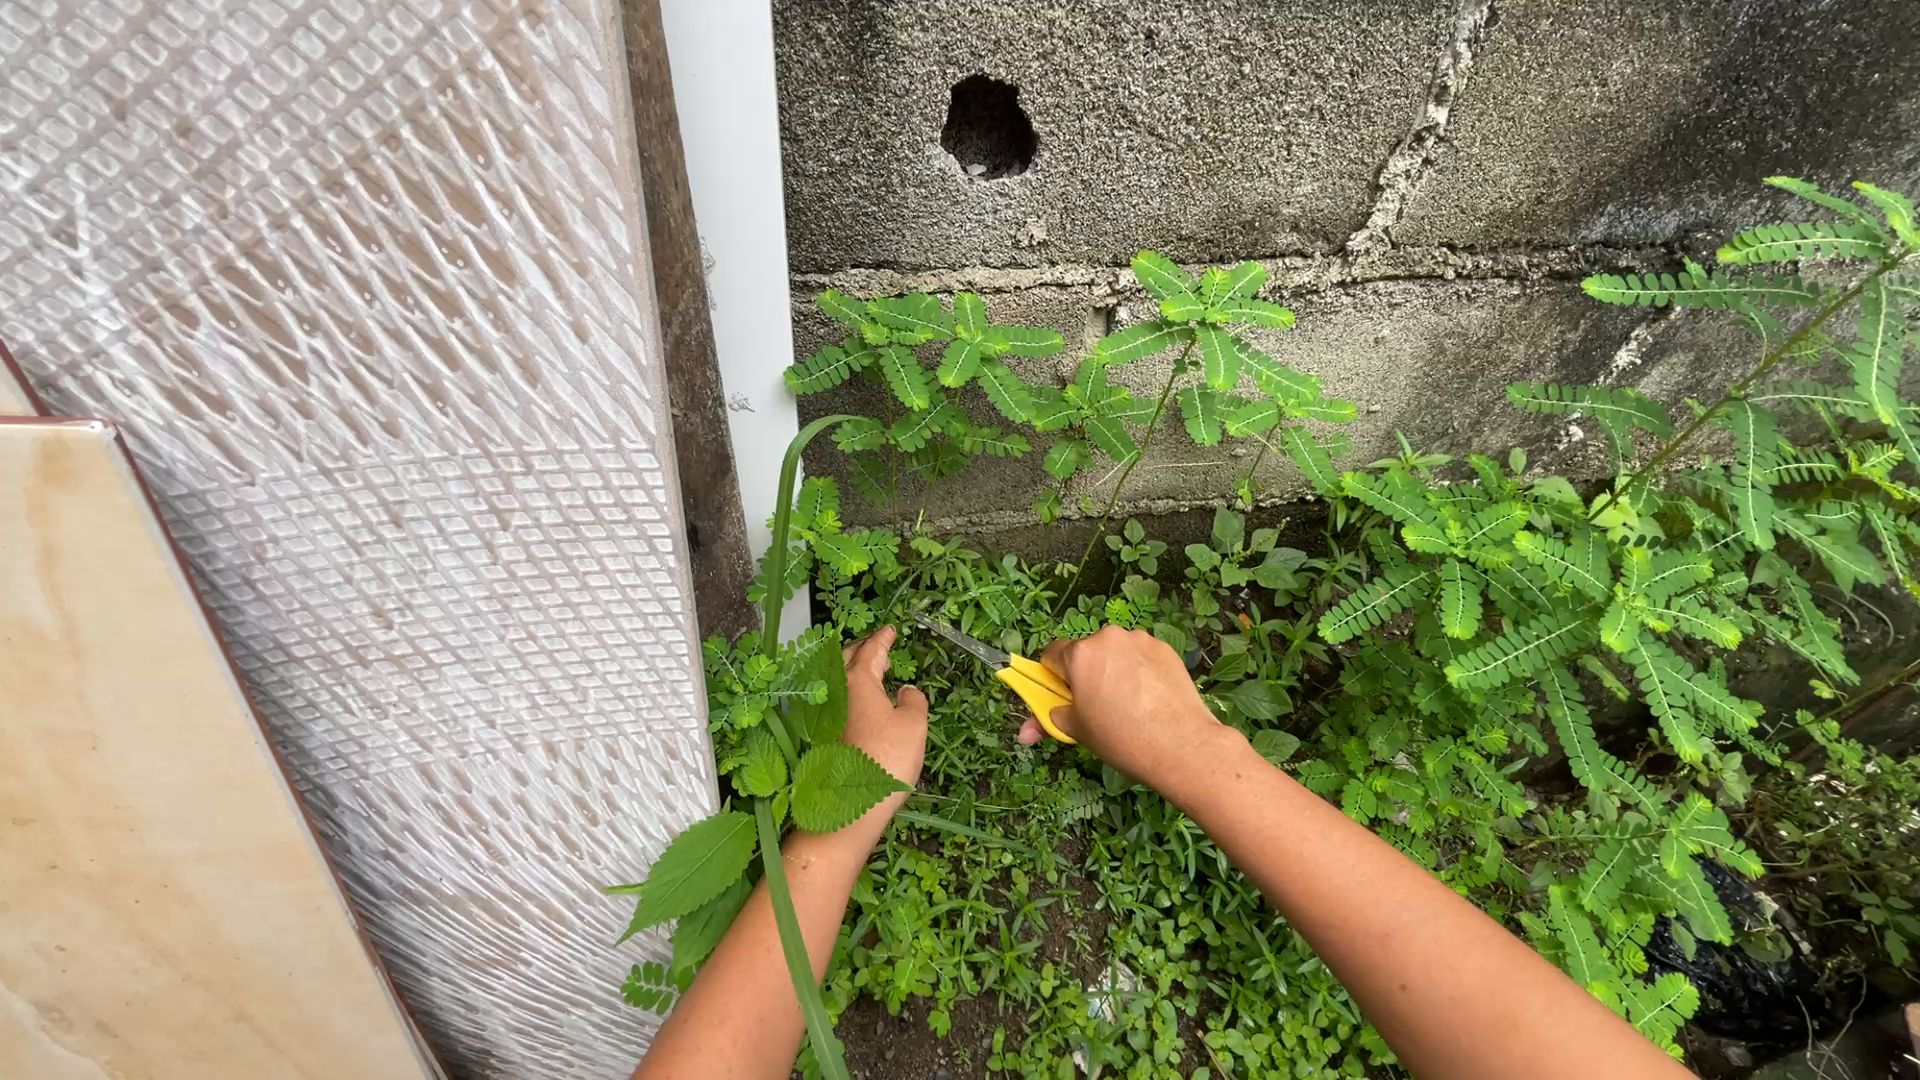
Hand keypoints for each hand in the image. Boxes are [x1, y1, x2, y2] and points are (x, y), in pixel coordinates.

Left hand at [840, 625, 927, 819]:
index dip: (883, 638)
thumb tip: (906, 691)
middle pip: (846, 659)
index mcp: (857, 680)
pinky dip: (846, 693)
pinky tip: (859, 705)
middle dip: (863, 650)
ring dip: (852, 671)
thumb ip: (914, 700)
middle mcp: (834, 691)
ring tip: (873, 673)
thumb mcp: (914, 726)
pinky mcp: (817, 735)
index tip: (890, 629)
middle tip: (879, 648)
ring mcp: (821, 714)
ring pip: (836, 680)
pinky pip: (833, 700)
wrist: (847, 807)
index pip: (871, 650)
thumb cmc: (885, 760)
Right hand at [1017, 625, 1226, 791]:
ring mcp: (1139, 640)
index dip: (1054, 677)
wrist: (1182, 746)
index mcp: (1079, 654)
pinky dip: (1140, 670)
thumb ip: (1048, 722)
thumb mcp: (1078, 732)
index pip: (1051, 655)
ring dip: (1113, 669)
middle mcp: (1107, 637)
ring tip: (1129, 703)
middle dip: (1086, 673)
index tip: (1066, 696)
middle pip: (1085, 652)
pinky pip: (1141, 656)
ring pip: (1115, 652)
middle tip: (1098, 705)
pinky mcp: (1164, 648)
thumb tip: (1025, 733)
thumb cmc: (1121, 739)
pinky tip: (1150, 697)